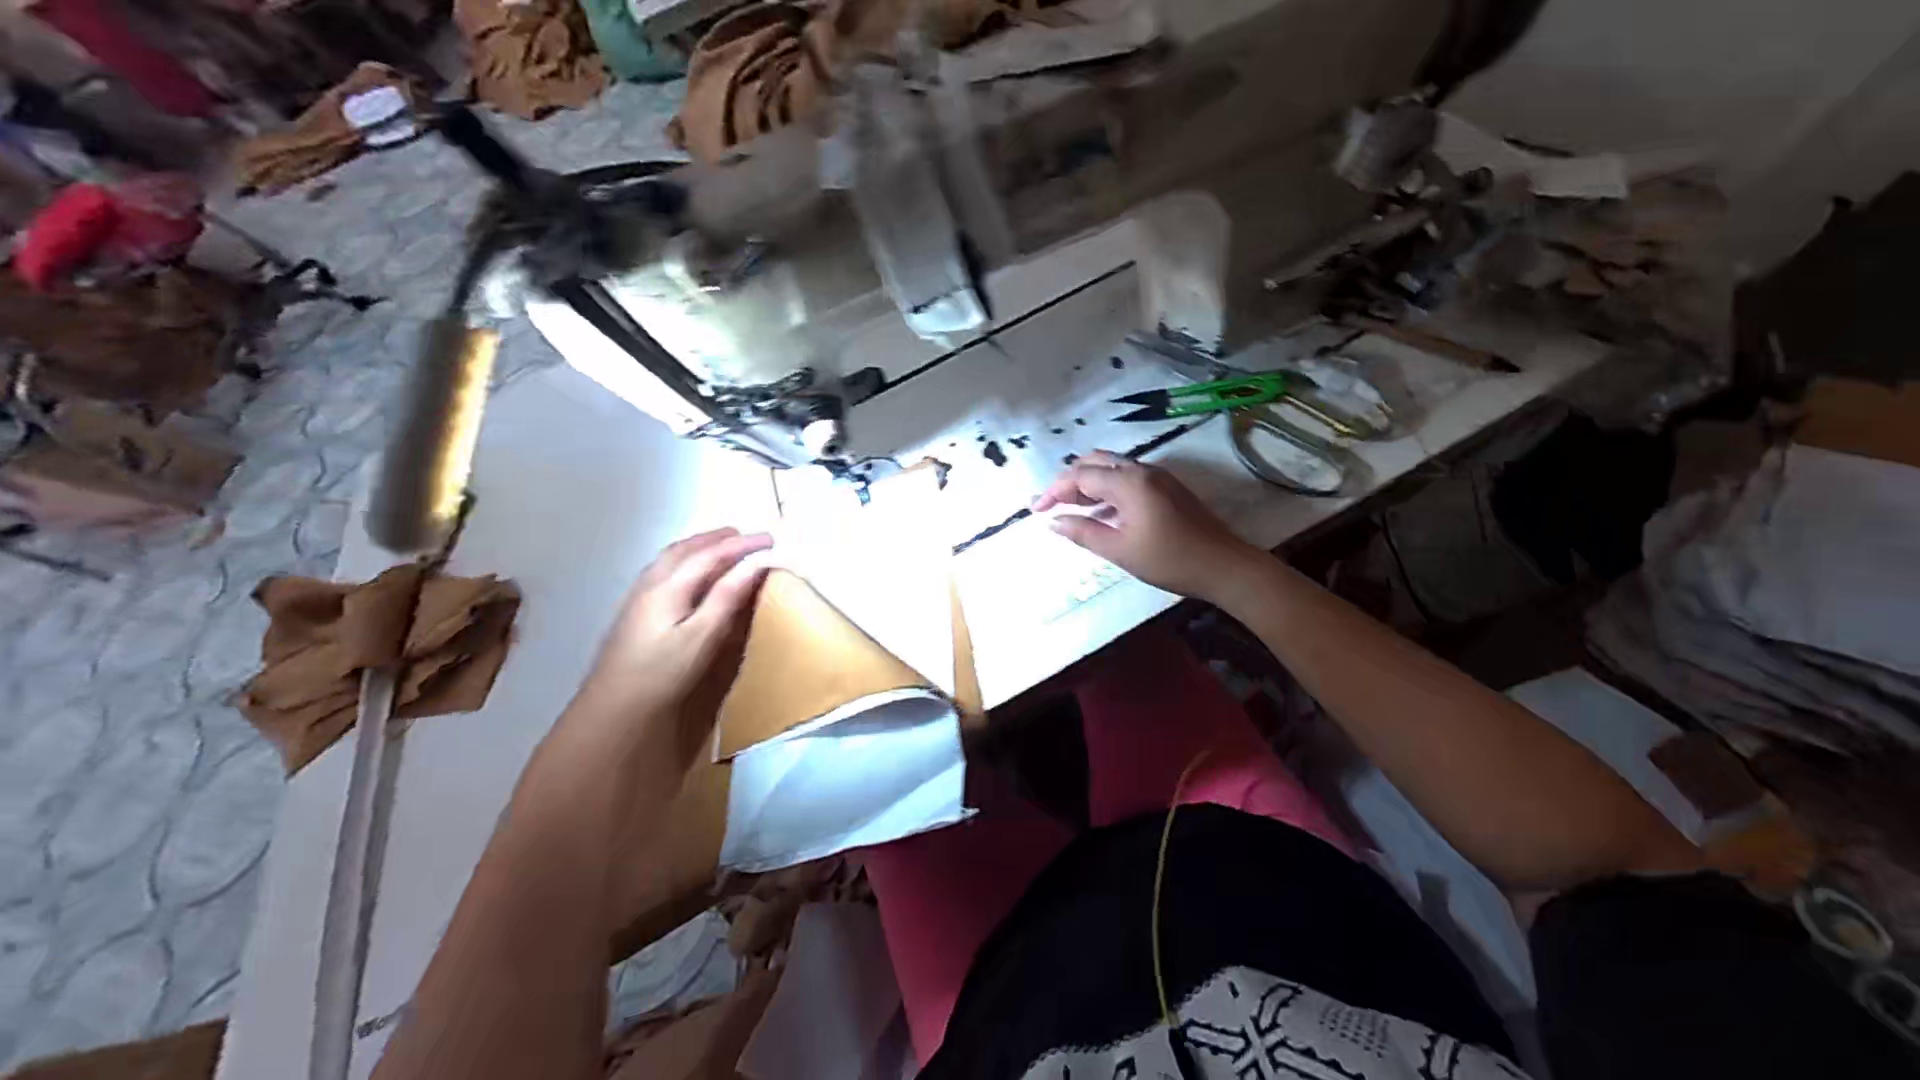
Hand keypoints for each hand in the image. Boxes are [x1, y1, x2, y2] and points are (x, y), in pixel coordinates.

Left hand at [567, 528, 771, 760]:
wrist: (612, 707)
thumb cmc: (662, 673)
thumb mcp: (702, 637)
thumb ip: (727, 597)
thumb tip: (755, 563)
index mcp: (669, 586)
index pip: (711, 555)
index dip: (742, 545)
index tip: (771, 539)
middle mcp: (652, 583)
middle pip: (687, 549)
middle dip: (719, 539)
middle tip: (749, 538)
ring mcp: (639, 596)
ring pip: (673, 557)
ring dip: (701, 546)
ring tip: (724, 547)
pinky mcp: (635, 611)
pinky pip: (666, 569)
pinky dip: (687, 559)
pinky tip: (692, 574)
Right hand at [1033, 451, 1266, 602]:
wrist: (1225, 566)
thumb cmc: (1170, 560)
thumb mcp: (1120, 550)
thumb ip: (1084, 532)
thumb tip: (1053, 522)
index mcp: (1129, 483)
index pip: (1080, 475)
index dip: (1054, 490)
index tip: (1036, 510)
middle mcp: (1142, 470)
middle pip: (1094, 463)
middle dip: (1068, 481)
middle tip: (1052, 506)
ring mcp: (1157, 477)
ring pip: (1111, 468)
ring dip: (1087, 483)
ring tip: (1071, 509)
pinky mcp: (1166, 487)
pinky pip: (1127, 478)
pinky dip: (1106, 489)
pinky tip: (1100, 512)